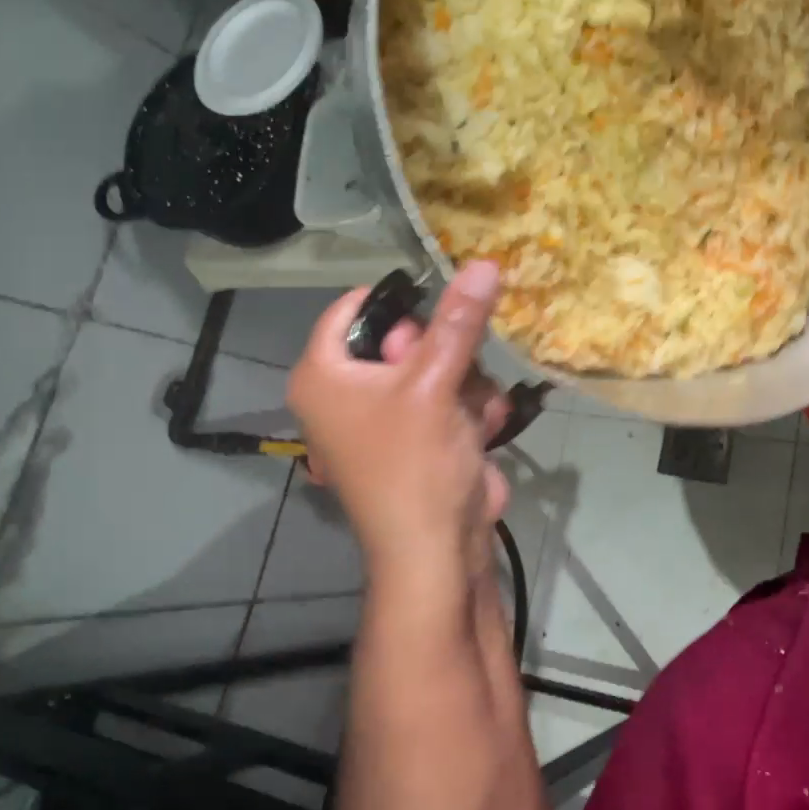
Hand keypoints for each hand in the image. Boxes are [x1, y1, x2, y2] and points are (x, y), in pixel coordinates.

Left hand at [288, 261, 514, 593]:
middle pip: (406, 337)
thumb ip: (459, 323)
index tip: (445, 305)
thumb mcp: (434, 385)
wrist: (438, 547)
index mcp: (324, 374)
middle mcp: (350, 391)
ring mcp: (390, 415)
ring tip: (474, 412)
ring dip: (469, 384)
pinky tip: (483, 428)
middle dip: (447, 352)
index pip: (355, 308)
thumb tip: (483, 262)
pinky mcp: (424, 436)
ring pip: (441, 365)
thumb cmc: (414, 464)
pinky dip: (473, 409)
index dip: (401, 301)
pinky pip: (454, 397)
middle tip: (454, 374)